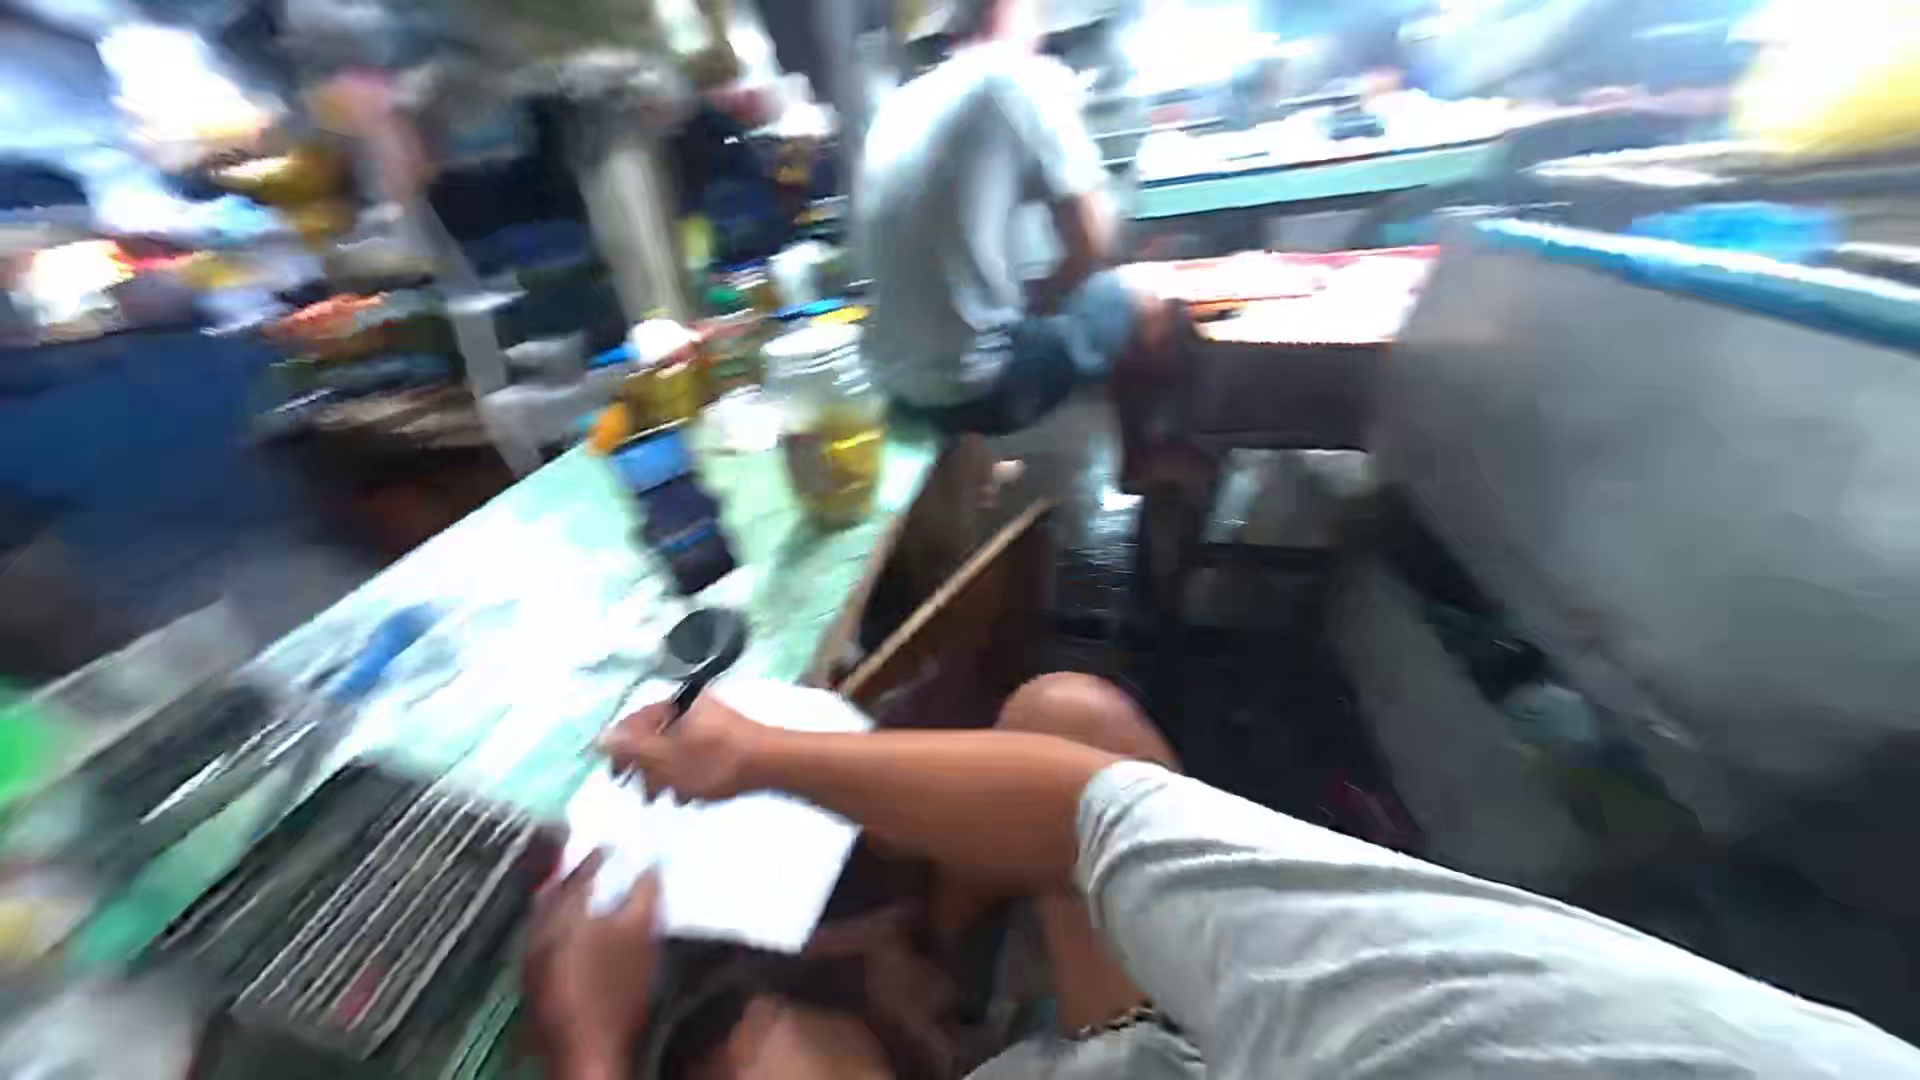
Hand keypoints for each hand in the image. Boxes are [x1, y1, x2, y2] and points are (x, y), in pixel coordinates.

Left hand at [524, 852, 660, 1079]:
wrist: (589, 1052)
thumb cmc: (619, 985)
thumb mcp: (643, 930)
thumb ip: (646, 890)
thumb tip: (651, 863)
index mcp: (563, 915)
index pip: (579, 873)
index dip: (599, 855)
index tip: (614, 843)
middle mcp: (539, 933)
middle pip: (554, 891)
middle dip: (574, 873)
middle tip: (596, 861)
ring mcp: (530, 962)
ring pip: (546, 915)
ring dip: (566, 898)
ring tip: (590, 890)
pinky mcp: (533, 984)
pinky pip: (544, 937)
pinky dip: (561, 923)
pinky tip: (581, 927)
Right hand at [597, 692, 771, 801]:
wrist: (771, 763)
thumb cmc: (715, 762)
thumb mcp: (665, 760)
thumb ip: (631, 749)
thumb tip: (599, 737)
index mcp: (677, 703)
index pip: (633, 722)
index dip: (620, 751)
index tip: (619, 779)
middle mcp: (693, 705)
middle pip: (655, 736)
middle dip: (648, 768)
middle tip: (650, 794)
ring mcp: (711, 720)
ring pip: (675, 748)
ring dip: (668, 775)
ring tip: (675, 796)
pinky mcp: (726, 737)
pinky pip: (696, 753)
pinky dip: (690, 773)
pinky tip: (693, 794)